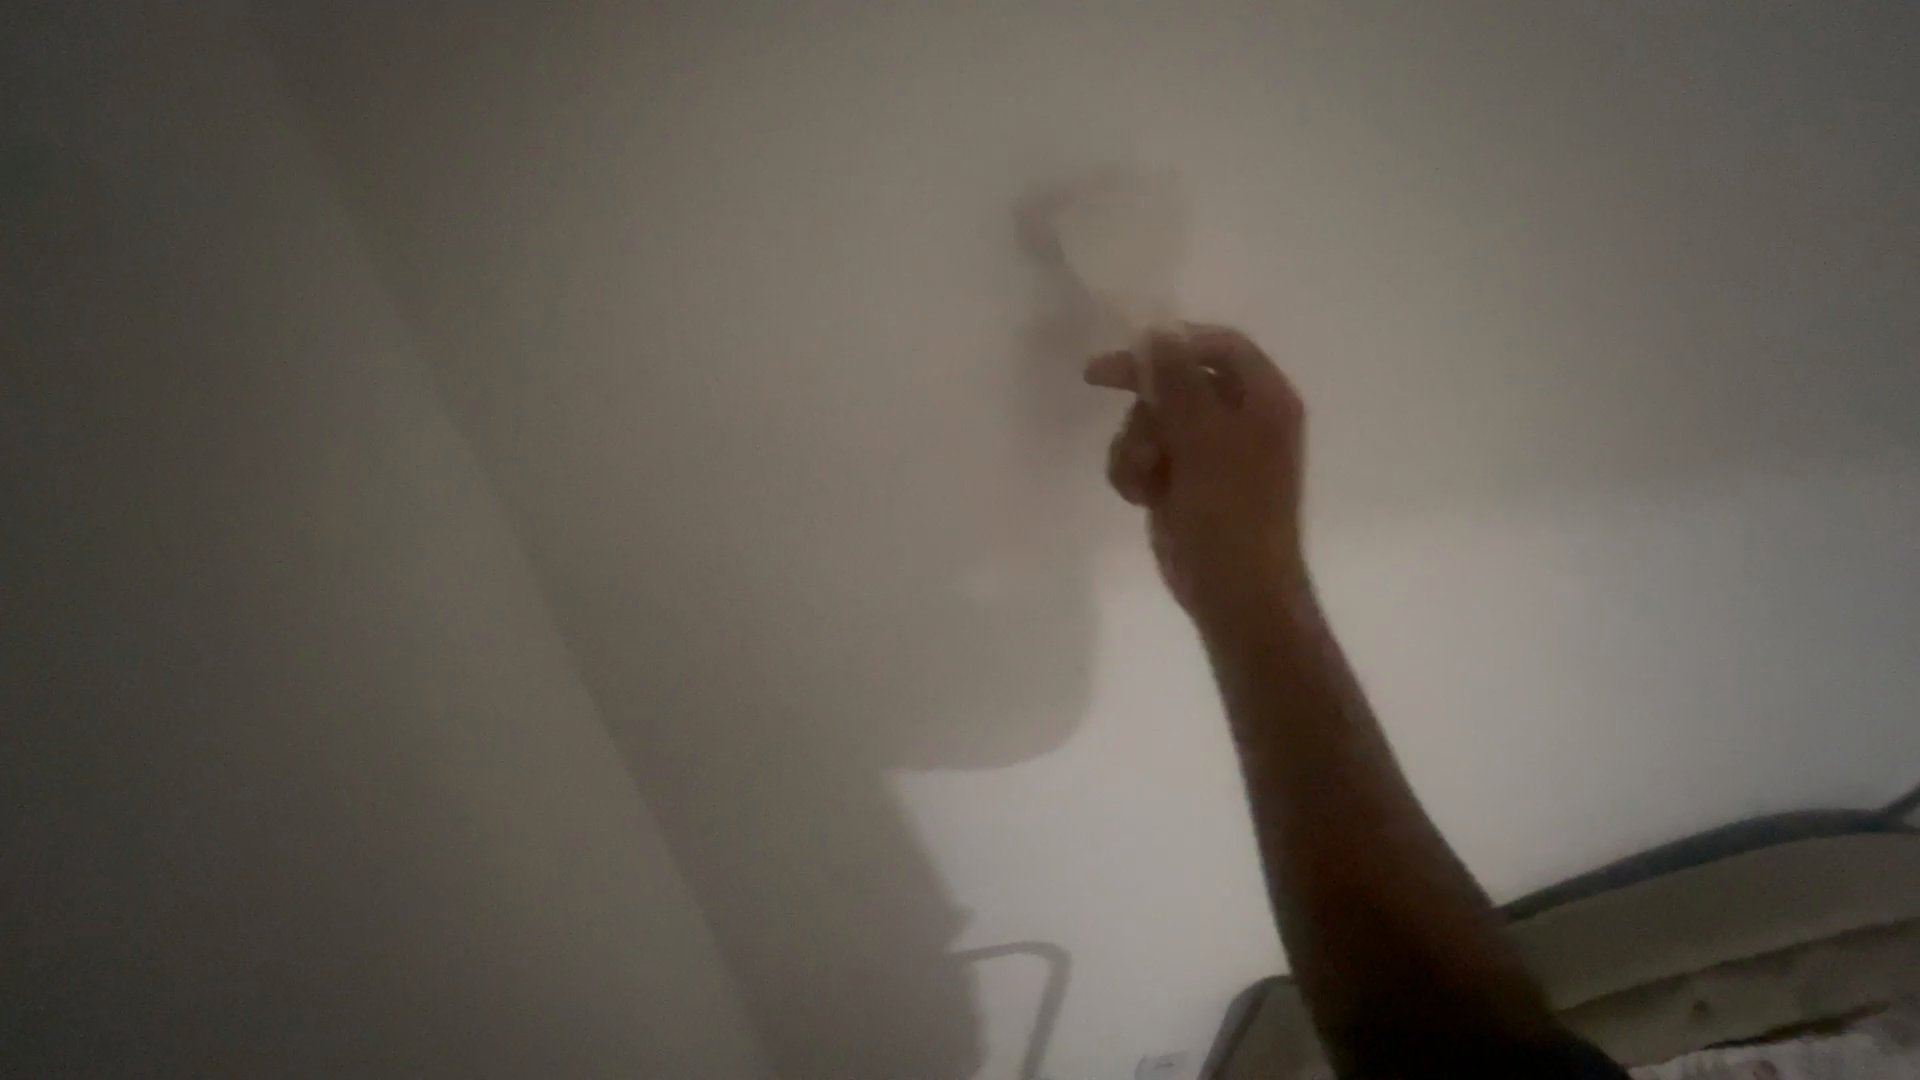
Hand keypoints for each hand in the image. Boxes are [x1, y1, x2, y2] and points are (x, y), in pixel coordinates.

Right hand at [1085, 326, 1308, 624]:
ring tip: (1143, 479)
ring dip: (1134, 446)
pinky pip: (1143, 456)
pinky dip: (1133, 472)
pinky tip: (1138, 497)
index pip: (1217, 346)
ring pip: (1150, 421)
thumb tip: (1157, 330)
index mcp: (1262, 400)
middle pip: (1175, 381)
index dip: (1169, 343)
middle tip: (1102, 390)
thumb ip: (1179, 382)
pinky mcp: (1179, 482)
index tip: (1123, 354)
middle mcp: (1237, 420)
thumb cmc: (1232, 516)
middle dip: (1145, 405)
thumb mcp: (1206, 441)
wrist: (1233, 593)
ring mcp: (1206, 454)